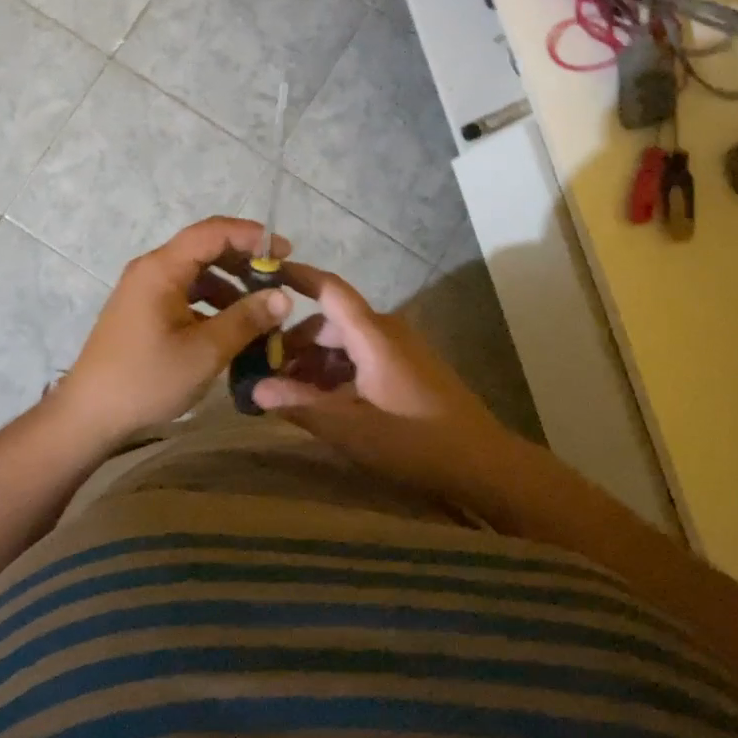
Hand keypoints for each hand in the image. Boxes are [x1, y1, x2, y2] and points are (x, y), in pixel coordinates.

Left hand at [52, 217, 292, 443]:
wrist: (90, 413)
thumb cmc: (147, 379)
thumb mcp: (204, 352)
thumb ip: (246, 320)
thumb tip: (283, 297)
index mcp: (161, 269)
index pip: (212, 232)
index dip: (252, 236)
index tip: (286, 253)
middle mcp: (150, 270)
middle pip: (204, 249)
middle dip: (244, 261)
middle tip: (279, 282)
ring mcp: (144, 290)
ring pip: (196, 273)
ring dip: (231, 285)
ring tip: (262, 310)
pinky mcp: (143, 311)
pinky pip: (185, 294)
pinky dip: (212, 303)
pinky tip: (232, 328)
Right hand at [254, 264, 520, 506]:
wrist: (483, 464)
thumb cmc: (415, 441)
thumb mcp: (349, 427)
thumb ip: (300, 403)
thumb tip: (254, 387)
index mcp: (373, 335)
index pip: (328, 289)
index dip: (295, 277)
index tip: (261, 273)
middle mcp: (387, 332)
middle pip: (331, 322)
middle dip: (295, 343)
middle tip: (264, 370)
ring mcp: (401, 350)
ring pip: (346, 343)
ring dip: (315, 362)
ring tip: (288, 393)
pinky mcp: (409, 370)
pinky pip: (363, 357)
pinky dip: (337, 372)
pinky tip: (322, 402)